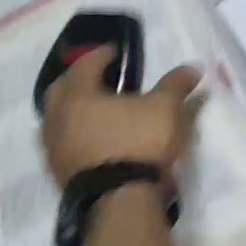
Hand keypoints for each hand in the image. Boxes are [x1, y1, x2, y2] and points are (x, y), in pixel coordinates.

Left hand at [41, 47, 202, 186]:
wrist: (118, 195)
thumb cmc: (139, 140)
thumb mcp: (167, 107)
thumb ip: (176, 84)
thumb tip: (192, 66)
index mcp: (78, 97)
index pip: (84, 67)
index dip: (100, 55)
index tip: (114, 50)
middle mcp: (57, 118)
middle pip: (60, 90)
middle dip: (78, 79)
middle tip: (97, 74)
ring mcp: (53, 146)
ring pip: (57, 117)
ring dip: (73, 107)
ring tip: (96, 105)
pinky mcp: (58, 168)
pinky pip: (62, 138)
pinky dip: (76, 129)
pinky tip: (94, 132)